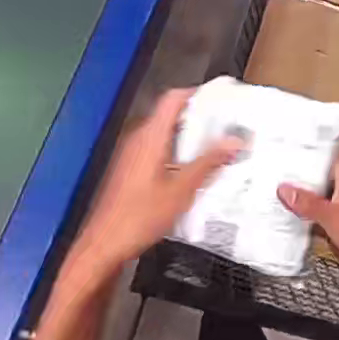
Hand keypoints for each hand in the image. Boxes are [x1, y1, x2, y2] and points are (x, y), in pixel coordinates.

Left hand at [72, 88, 237, 275]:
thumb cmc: (138, 218)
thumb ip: (209, 162)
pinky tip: (195, 172)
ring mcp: (133, 155)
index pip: (173, 99)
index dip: (197, 94)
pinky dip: (179, 154)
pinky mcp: (132, 171)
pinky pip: (159, 151)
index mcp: (150, 137)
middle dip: (201, 119)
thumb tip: (233, 141)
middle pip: (171, 116)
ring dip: (191, 139)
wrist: (105, 245)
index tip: (221, 99)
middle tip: (228, 127)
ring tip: (218, 149)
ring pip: (166, 135)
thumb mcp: (182, 190)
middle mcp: (138, 140)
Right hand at [278, 162, 338, 290]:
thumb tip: (283, 189)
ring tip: (269, 192)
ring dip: (297, 200)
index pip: (326, 161)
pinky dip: (299, 220)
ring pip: (312, 201)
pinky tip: (281, 218)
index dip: (309, 155)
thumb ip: (308, 203)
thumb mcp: (333, 216)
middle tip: (270, 172)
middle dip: (297, 178)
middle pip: (316, 181)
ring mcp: (335, 212)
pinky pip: (311, 221)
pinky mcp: (331, 229)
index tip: (287, 150)